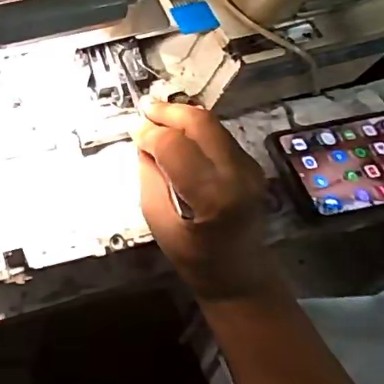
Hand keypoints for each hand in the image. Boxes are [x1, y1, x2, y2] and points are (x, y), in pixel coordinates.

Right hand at [132, 100, 282, 301]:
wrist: (240, 275)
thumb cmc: (196, 259)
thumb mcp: (160, 224)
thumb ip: (151, 179)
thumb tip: (144, 142)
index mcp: (213, 196)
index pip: (175, 147)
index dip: (150, 133)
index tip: (133, 129)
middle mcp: (237, 173)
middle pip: (200, 123)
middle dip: (169, 112)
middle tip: (144, 109)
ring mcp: (248, 167)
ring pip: (211, 124)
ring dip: (182, 117)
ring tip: (156, 118)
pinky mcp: (250, 164)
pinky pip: (218, 135)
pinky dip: (194, 129)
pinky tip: (176, 134)